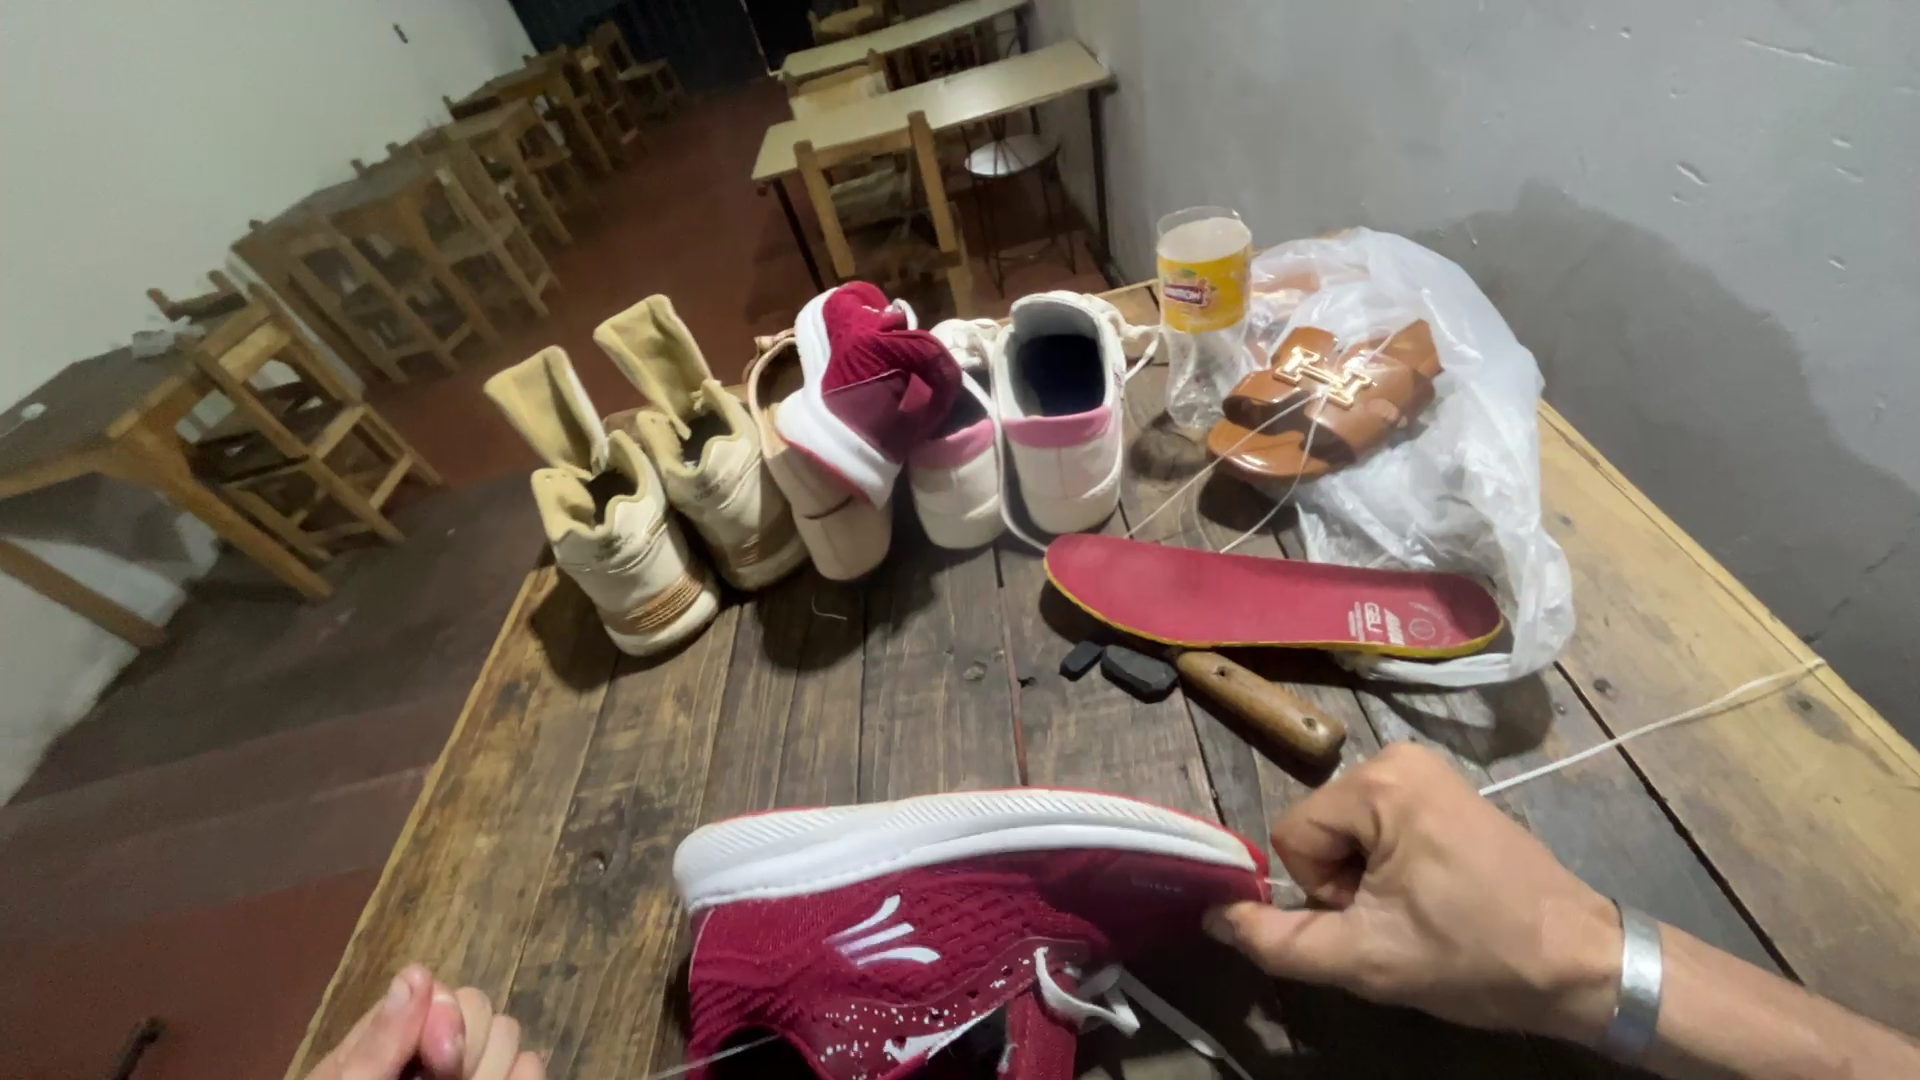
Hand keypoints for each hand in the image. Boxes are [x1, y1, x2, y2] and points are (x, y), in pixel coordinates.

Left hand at [303, 964, 545, 1079]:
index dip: (447, 1017)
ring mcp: (471, 1073)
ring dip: (489, 1073)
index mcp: (385, 1047)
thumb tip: (417, 972)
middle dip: (469, 1052)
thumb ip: (377, 1048)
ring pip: (512, 1037)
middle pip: (482, 1007)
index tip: (438, 1060)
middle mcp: (432, 1052)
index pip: (440, 994)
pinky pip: (533, 1066)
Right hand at [1205, 743, 1620, 1042]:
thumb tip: (1212, 916)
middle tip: (1403, 917)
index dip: (1324, 889)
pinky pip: (1374, 819)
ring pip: (1343, 826)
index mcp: (1376, 784)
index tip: (1379, 918)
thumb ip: (1278, 941)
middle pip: (1318, 828)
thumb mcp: (1367, 960)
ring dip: (1365, 872)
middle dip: (1345, 880)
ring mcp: (1420, 765)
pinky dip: (1387, 856)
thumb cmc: (1479, 958)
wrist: (1591, 968)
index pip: (1294, 837)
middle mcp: (1393, 756)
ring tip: (1421, 904)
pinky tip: (1432, 885)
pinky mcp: (1438, 782)